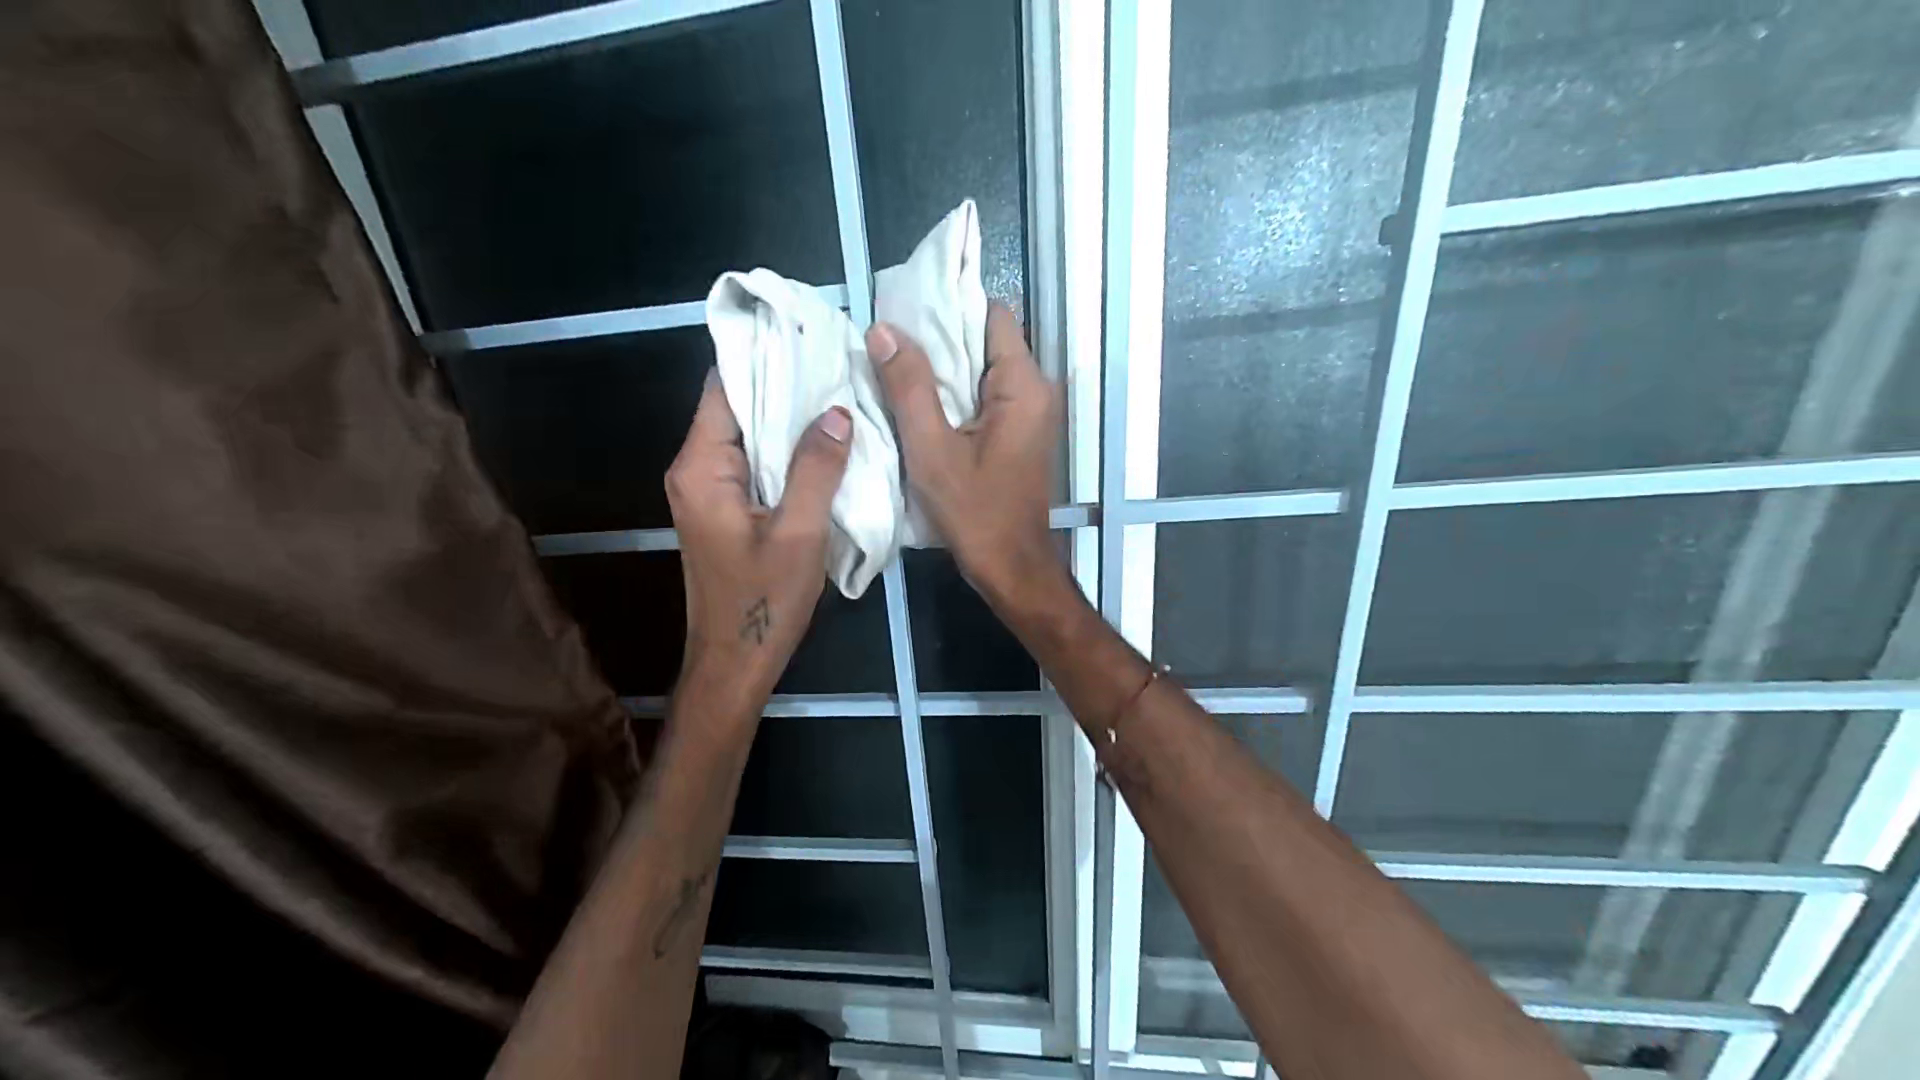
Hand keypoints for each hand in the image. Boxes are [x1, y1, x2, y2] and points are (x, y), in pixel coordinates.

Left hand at [665, 373, 851, 705]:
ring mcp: (709, 492)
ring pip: (750, 437)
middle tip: (839, 367)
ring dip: (789, 421)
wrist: (735, 663)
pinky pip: (756, 465)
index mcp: (701, 468)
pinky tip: (826, 446)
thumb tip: (836, 412)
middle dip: (785, 386)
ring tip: (840, 399)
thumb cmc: (763, 602)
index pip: (724, 388)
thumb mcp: (799, 535)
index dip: (764, 358)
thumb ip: (816, 470)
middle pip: (737, 408)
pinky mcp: (725, 510)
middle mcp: (695, 471)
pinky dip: (787, 452)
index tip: (810, 339)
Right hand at [865, 303, 1065, 611]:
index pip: (991, 315)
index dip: (950, 305)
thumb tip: (884, 330)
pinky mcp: (1018, 431)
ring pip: (982, 368)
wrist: (1011, 566)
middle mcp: (1035, 389)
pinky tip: (918, 399)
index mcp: (1022, 385)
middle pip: (986, 339)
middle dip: (940, 336)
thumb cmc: (975, 512)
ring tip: (896, 363)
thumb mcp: (932, 450)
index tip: (906, 308)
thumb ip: (909, 388)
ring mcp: (1029, 412)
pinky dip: (954, 393)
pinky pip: (984, 395)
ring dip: (944, 367)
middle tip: (889, 338)